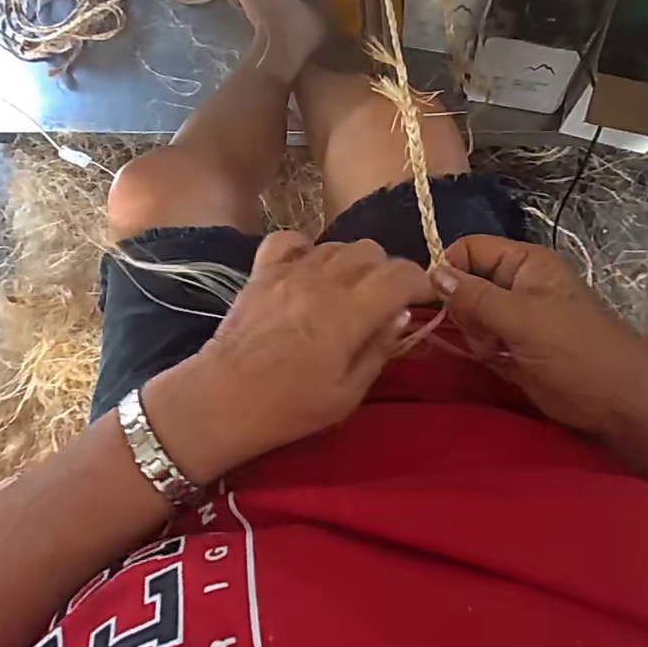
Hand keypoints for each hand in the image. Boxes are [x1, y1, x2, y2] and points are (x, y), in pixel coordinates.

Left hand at [145, 233, 434, 480]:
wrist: (223, 398)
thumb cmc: (289, 407)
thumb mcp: (347, 393)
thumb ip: (379, 348)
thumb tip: (399, 314)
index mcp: (349, 312)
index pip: (401, 274)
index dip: (420, 282)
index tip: (423, 299)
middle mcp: (323, 280)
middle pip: (371, 251)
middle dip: (387, 272)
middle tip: (382, 301)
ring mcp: (289, 271)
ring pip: (336, 244)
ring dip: (351, 262)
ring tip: (347, 289)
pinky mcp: (262, 271)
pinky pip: (288, 240)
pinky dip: (305, 247)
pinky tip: (308, 267)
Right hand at [432, 234, 647, 436]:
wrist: (621, 405)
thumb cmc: (578, 352)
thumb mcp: (523, 319)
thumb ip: (475, 296)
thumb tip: (432, 272)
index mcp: (524, 262)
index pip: (469, 249)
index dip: (450, 268)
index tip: (441, 298)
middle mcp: (516, 282)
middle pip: (463, 282)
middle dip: (467, 310)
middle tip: (488, 333)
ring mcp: (513, 314)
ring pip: (468, 313)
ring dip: (476, 335)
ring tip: (499, 351)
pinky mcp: (512, 343)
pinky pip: (479, 338)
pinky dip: (484, 350)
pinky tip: (501, 361)